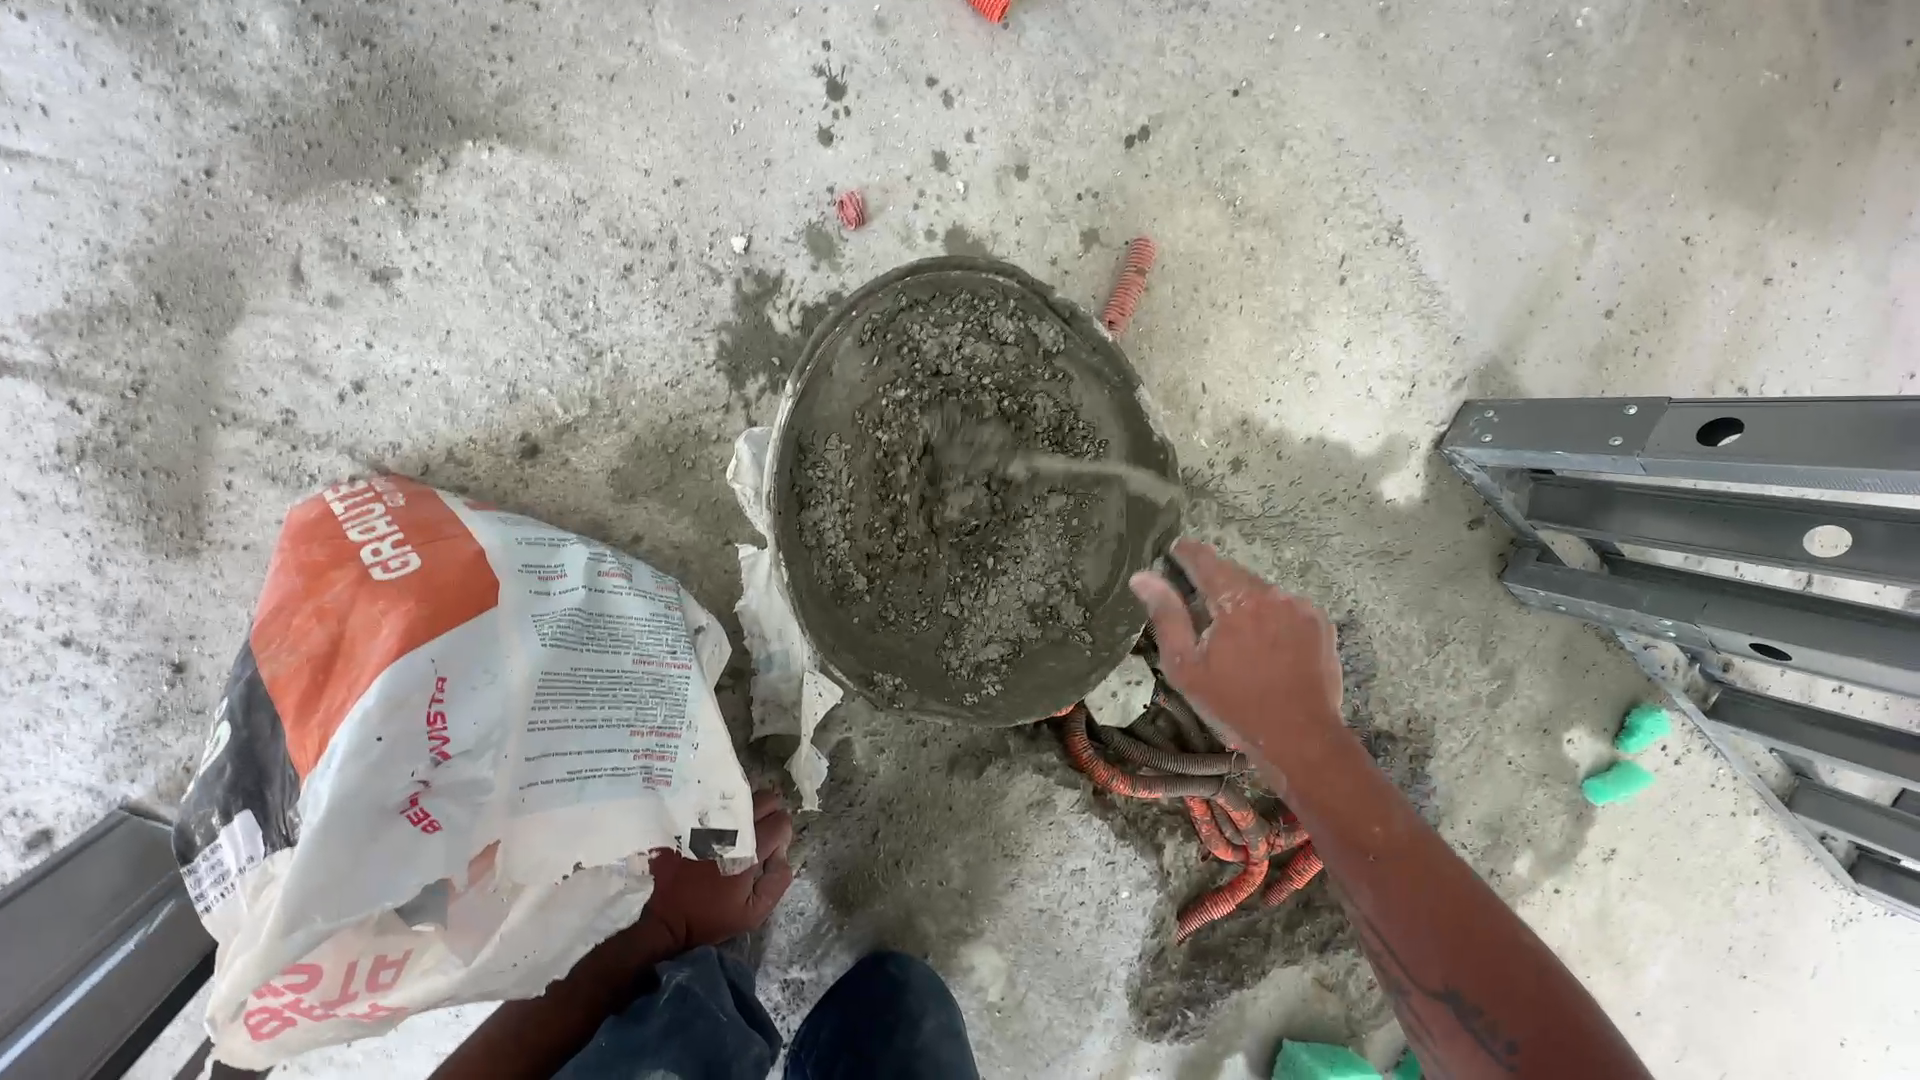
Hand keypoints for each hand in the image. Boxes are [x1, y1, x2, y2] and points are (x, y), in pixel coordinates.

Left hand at [637, 790, 794, 954]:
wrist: (662, 919)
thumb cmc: (709, 917)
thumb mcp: (754, 913)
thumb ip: (778, 881)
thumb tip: (782, 855)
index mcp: (748, 850)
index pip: (782, 821)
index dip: (782, 837)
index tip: (770, 855)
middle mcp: (730, 827)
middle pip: (767, 798)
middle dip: (770, 815)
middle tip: (759, 839)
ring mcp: (707, 820)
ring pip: (742, 796)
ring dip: (748, 812)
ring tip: (738, 835)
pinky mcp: (689, 820)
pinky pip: (715, 803)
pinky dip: (724, 813)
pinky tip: (717, 832)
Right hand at [1129, 538, 1343, 764]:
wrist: (1301, 737)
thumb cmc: (1234, 705)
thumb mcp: (1186, 666)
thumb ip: (1166, 616)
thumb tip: (1143, 577)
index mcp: (1235, 601)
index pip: (1206, 561)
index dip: (1187, 552)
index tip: (1175, 549)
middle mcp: (1271, 594)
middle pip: (1235, 575)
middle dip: (1216, 584)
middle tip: (1200, 607)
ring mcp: (1300, 607)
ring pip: (1262, 592)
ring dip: (1244, 602)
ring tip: (1234, 634)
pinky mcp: (1320, 623)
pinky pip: (1286, 608)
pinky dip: (1271, 616)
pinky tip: (1265, 645)